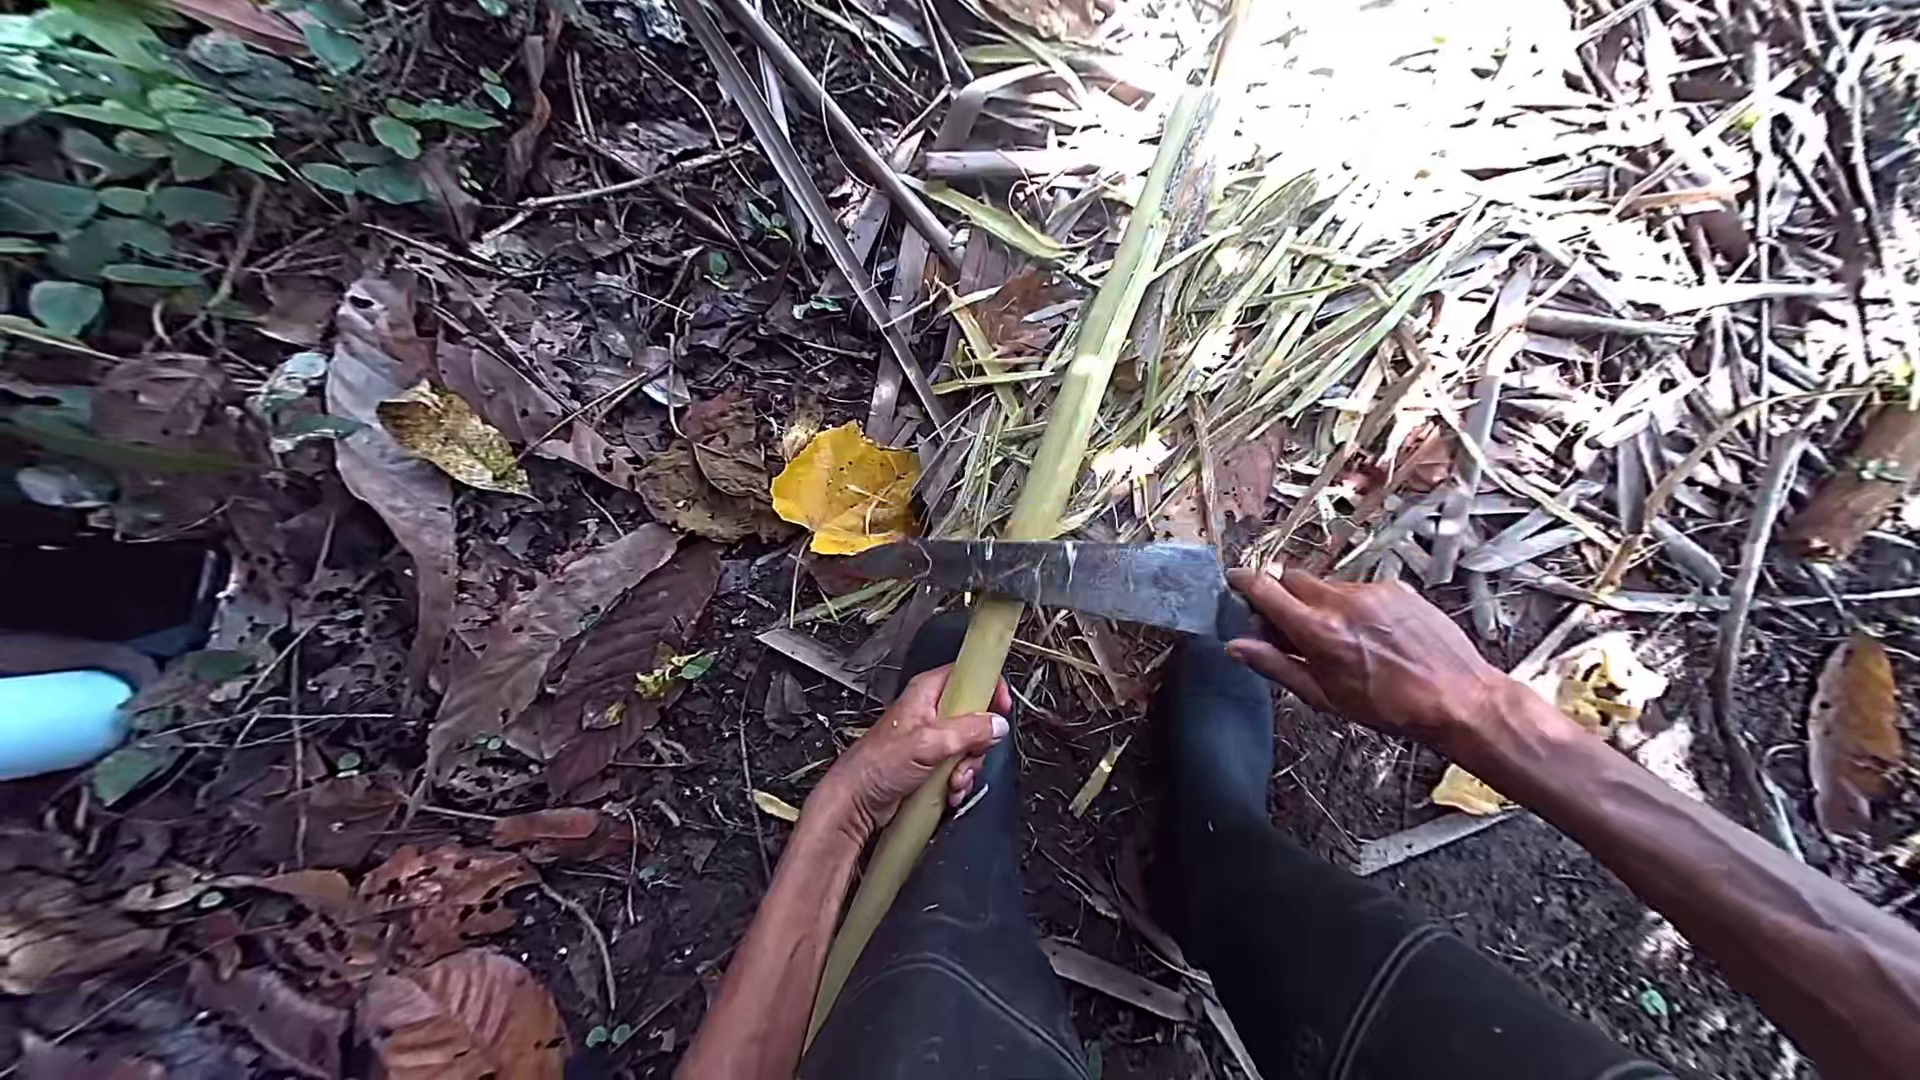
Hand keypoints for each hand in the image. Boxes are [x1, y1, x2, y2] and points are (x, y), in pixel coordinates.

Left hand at [807, 663, 1011, 843]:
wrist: (856, 800)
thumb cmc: (876, 764)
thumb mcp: (930, 742)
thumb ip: (969, 730)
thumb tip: (997, 724)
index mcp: (928, 692)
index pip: (968, 675)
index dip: (989, 688)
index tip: (1000, 707)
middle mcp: (931, 711)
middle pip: (975, 716)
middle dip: (978, 743)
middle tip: (967, 755)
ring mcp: (932, 738)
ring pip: (970, 746)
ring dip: (967, 768)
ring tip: (951, 780)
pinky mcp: (931, 762)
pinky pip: (958, 767)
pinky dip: (958, 782)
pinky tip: (947, 791)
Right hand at [1223, 567, 1508, 748]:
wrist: (1460, 700)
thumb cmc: (1391, 706)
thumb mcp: (1322, 695)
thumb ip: (1274, 664)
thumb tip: (1237, 647)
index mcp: (1318, 631)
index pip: (1265, 589)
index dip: (1243, 581)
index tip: (1235, 581)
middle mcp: (1342, 603)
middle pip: (1291, 578)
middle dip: (1283, 595)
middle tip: (1291, 623)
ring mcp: (1371, 592)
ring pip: (1325, 584)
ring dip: (1320, 602)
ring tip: (1340, 634)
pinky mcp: (1396, 588)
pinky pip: (1358, 587)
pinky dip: (1353, 604)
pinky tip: (1369, 631)